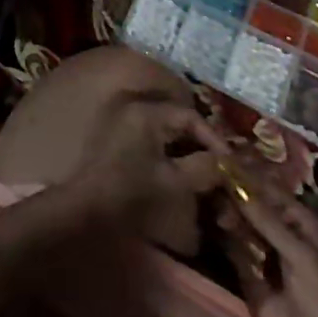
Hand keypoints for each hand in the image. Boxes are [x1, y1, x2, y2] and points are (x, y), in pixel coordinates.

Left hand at [67, 92, 228, 255]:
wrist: (88, 207)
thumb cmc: (133, 192)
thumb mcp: (177, 182)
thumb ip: (205, 167)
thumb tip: (225, 162)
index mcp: (145, 113)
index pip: (189, 116)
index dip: (214, 138)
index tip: (230, 163)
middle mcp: (130, 109)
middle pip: (176, 121)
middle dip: (200, 144)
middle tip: (220, 168)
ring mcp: (119, 123)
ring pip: (163, 131)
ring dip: (184, 150)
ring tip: (203, 175)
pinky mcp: (113, 139)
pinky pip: (148, 139)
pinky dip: (166, 153)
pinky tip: (178, 175)